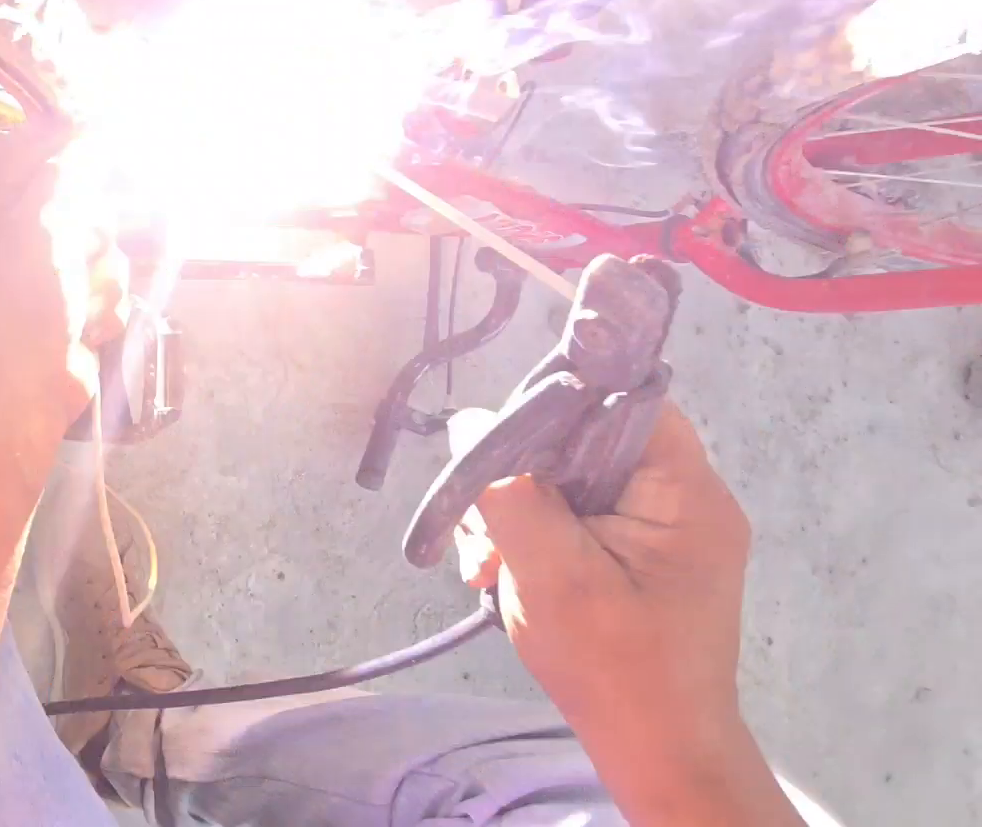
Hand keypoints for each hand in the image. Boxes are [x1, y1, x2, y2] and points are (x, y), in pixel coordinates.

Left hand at [0, 130, 127, 444]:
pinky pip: (112, 289)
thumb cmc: (20, 306)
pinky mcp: (77, 309)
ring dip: (99, 281)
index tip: (105, 135)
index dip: (68, 140)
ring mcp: (52, 276)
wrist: (26, 394)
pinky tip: (82, 332)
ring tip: (74, 310)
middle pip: (84, 201)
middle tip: (73, 257)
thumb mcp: (34, 227)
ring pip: (107, 249)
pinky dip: (102, 311)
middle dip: (90, 233)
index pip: (32, 151)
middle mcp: (19, 237)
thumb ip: (61, 173)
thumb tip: (86, 127)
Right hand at [452, 402, 802, 825]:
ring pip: (558, 475)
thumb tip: (467, 422)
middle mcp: (675, 497)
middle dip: (514, 472)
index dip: (559, 404)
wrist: (651, 747)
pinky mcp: (625, 546)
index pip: (626, 403)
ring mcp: (650, 524)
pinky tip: (492, 566)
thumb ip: (507, 490)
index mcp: (683, 494)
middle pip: (578, 439)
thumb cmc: (612, 662)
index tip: (501, 438)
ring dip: (506, 508)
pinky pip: (561, 509)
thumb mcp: (549, 570)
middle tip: (480, 521)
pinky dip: (519, 530)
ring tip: (482, 558)